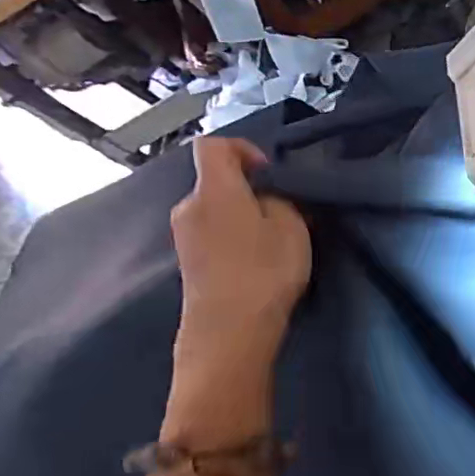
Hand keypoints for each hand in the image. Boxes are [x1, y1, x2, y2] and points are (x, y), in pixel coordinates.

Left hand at [170, 138, 312, 361]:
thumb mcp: (291, 227)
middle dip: (248, 190)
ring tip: (272, 241)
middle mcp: (189, 205)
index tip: (269, 172)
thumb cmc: (264, 270)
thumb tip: (266, 199)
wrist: (229, 329)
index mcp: (214, 189)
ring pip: (215, 210)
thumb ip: (279, 201)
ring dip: (242, 217)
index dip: (242, 149)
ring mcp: (183, 235)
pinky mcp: (187, 261)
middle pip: (216, 181)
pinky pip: (212, 234)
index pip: (213, 146)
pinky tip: (255, 262)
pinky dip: (233, 238)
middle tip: (283, 213)